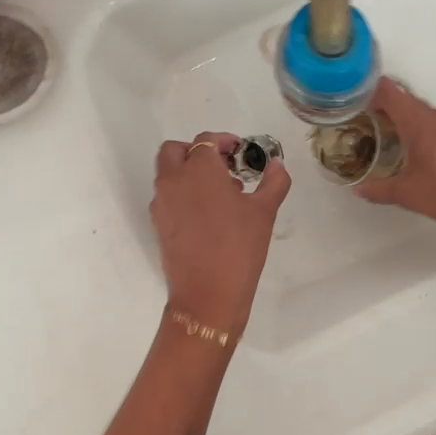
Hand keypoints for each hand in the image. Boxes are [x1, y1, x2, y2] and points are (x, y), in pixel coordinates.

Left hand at [151, 132, 291, 334]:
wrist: (208, 293)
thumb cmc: (239, 247)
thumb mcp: (264, 211)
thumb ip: (273, 182)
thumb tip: (277, 165)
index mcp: (198, 169)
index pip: (206, 140)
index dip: (224, 141)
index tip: (241, 152)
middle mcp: (173, 180)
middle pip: (176, 151)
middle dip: (197, 153)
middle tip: (223, 167)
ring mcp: (162, 203)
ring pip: (169, 174)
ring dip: (190, 174)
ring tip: (221, 195)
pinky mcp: (158, 224)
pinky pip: (169, 198)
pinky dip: (185, 195)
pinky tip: (210, 216)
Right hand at [353, 78, 435, 233]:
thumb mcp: (406, 193)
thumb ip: (378, 190)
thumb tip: (357, 190)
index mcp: (418, 123)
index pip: (390, 91)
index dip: (368, 88)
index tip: (348, 95)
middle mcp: (433, 119)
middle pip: (402, 98)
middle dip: (378, 102)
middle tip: (354, 114)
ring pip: (416, 110)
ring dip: (396, 114)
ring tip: (374, 128)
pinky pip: (427, 122)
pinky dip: (411, 125)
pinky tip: (403, 144)